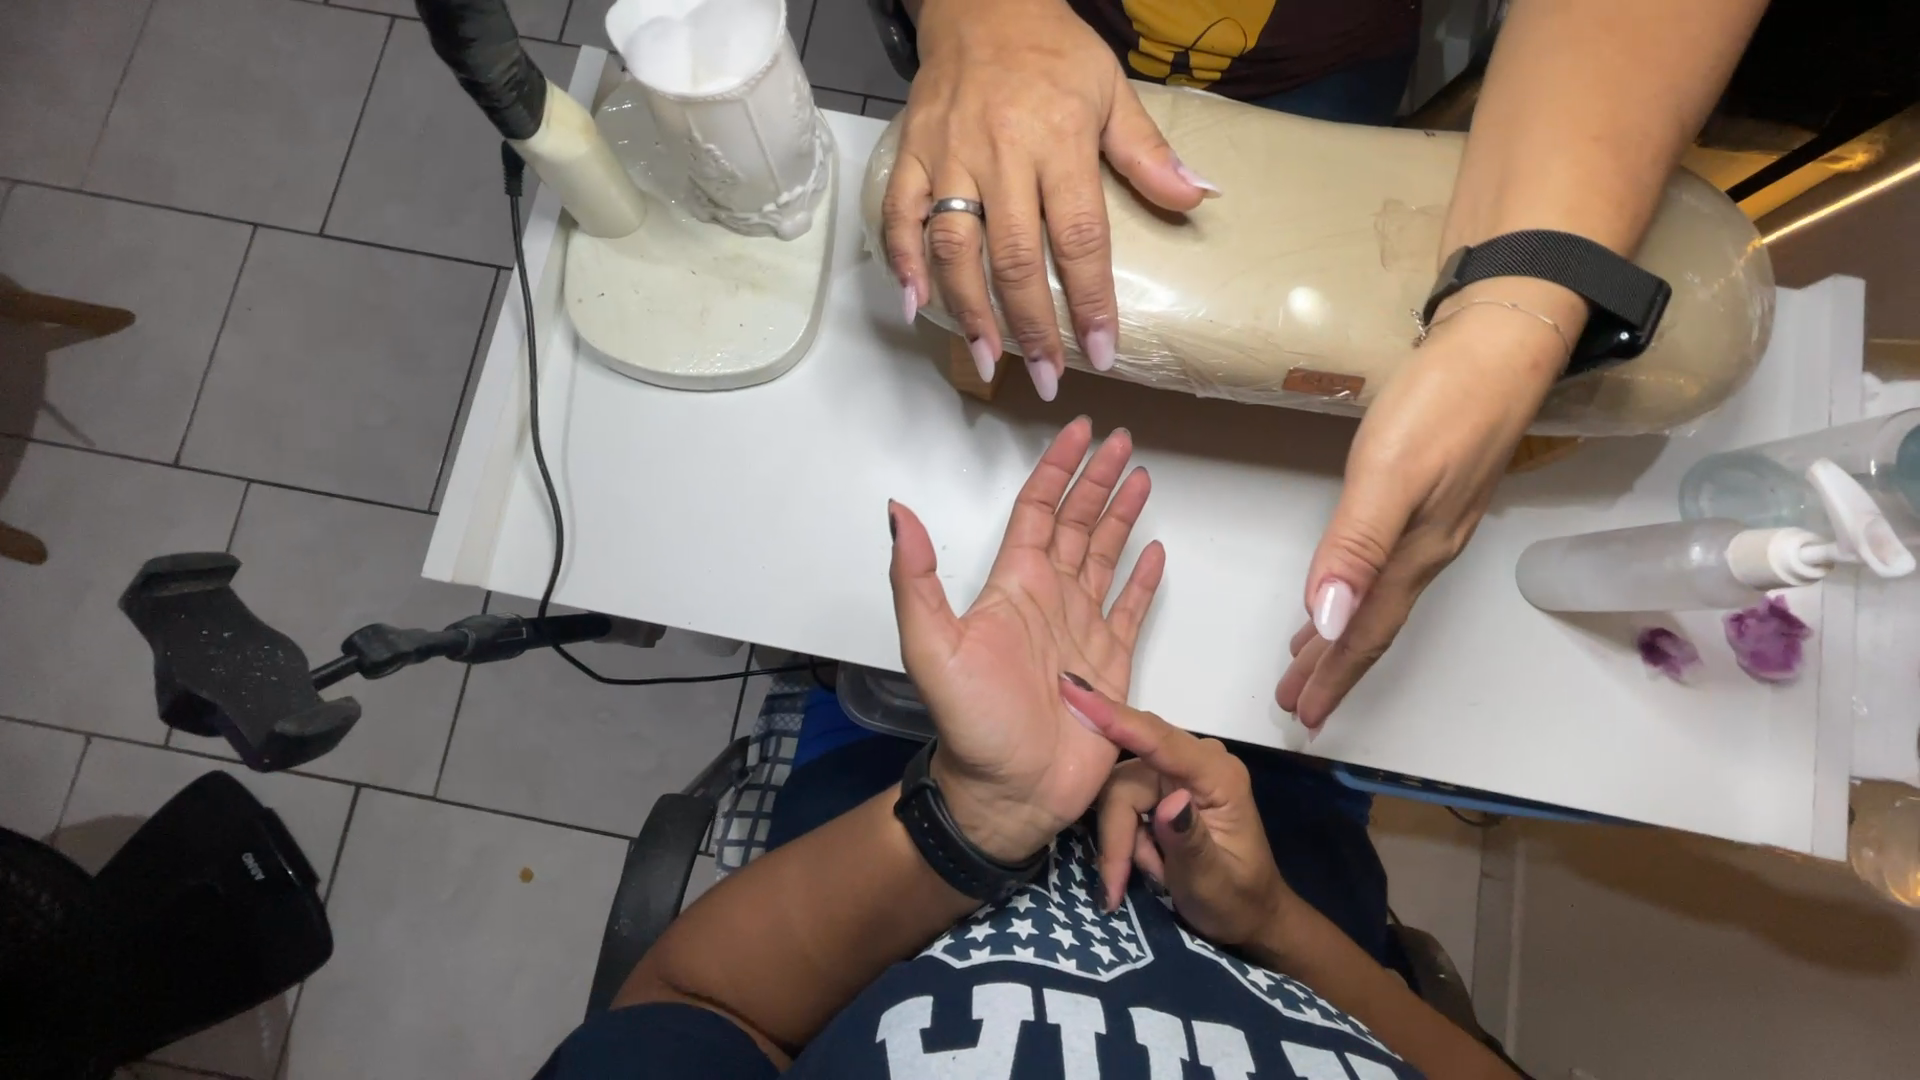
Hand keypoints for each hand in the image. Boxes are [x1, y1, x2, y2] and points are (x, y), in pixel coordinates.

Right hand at [881, 0, 1213, 400]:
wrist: (982, 2)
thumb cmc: (1052, 53)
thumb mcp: (1111, 91)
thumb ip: (1148, 153)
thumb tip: (1199, 198)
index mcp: (1057, 141)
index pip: (1080, 236)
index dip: (1091, 300)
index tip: (1101, 352)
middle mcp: (1000, 154)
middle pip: (1015, 256)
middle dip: (1032, 325)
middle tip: (1047, 377)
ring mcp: (949, 155)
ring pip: (954, 245)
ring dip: (969, 309)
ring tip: (985, 359)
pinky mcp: (912, 154)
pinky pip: (901, 213)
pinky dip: (904, 260)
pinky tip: (916, 306)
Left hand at [890, 417, 1166, 861]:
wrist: (1010, 792)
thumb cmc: (973, 723)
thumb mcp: (931, 647)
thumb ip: (916, 580)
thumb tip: (896, 510)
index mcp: (1013, 586)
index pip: (1038, 511)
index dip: (1057, 469)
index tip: (1079, 431)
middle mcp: (1050, 598)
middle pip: (1078, 523)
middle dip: (1097, 480)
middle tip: (1121, 440)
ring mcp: (1082, 628)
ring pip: (1106, 557)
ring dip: (1121, 517)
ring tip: (1141, 478)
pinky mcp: (1111, 662)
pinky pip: (1131, 609)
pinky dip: (1143, 580)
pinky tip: (1155, 553)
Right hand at [1065, 676, 1298, 947]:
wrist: (1248, 914)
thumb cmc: (1236, 901)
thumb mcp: (1214, 883)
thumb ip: (1191, 841)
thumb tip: (1169, 802)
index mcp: (1216, 775)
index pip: (1158, 739)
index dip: (1114, 716)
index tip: (1073, 689)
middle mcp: (1194, 761)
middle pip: (1124, 779)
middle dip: (1118, 834)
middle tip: (1116, 885)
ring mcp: (1173, 770)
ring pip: (1116, 793)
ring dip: (1122, 842)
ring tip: (1142, 879)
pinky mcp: (1158, 782)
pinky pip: (1121, 800)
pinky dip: (1125, 837)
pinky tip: (1145, 864)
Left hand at [1278, 291, 1572, 729]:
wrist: (1502, 344)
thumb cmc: (1440, 403)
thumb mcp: (1390, 475)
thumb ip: (1356, 547)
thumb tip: (1329, 620)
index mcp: (1411, 554)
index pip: (1364, 634)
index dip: (1333, 676)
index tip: (1304, 715)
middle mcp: (1423, 552)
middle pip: (1370, 628)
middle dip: (1331, 670)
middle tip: (1295, 702)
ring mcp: (1429, 528)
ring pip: (1375, 603)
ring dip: (1341, 639)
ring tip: (1307, 664)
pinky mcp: (1427, 502)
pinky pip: (1383, 573)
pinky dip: (1357, 598)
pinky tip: (1344, 594)